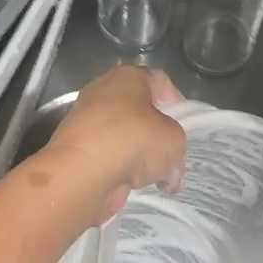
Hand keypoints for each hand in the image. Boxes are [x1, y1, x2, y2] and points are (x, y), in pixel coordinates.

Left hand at [43, 65, 186, 222]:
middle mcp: (103, 92)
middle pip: (139, 112)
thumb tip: (170, 173)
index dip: (177, 104)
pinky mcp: (76, 150)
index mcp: (129, 76)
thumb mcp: (174, 140)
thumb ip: (177, 149)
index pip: (160, 82)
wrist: (83, 172)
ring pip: (122, 137)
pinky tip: (128, 186)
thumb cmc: (134, 141)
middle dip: (156, 136)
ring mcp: (86, 121)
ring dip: (137, 157)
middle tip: (168, 157)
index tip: (185, 129)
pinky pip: (106, 158)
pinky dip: (117, 171)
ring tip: (150, 179)